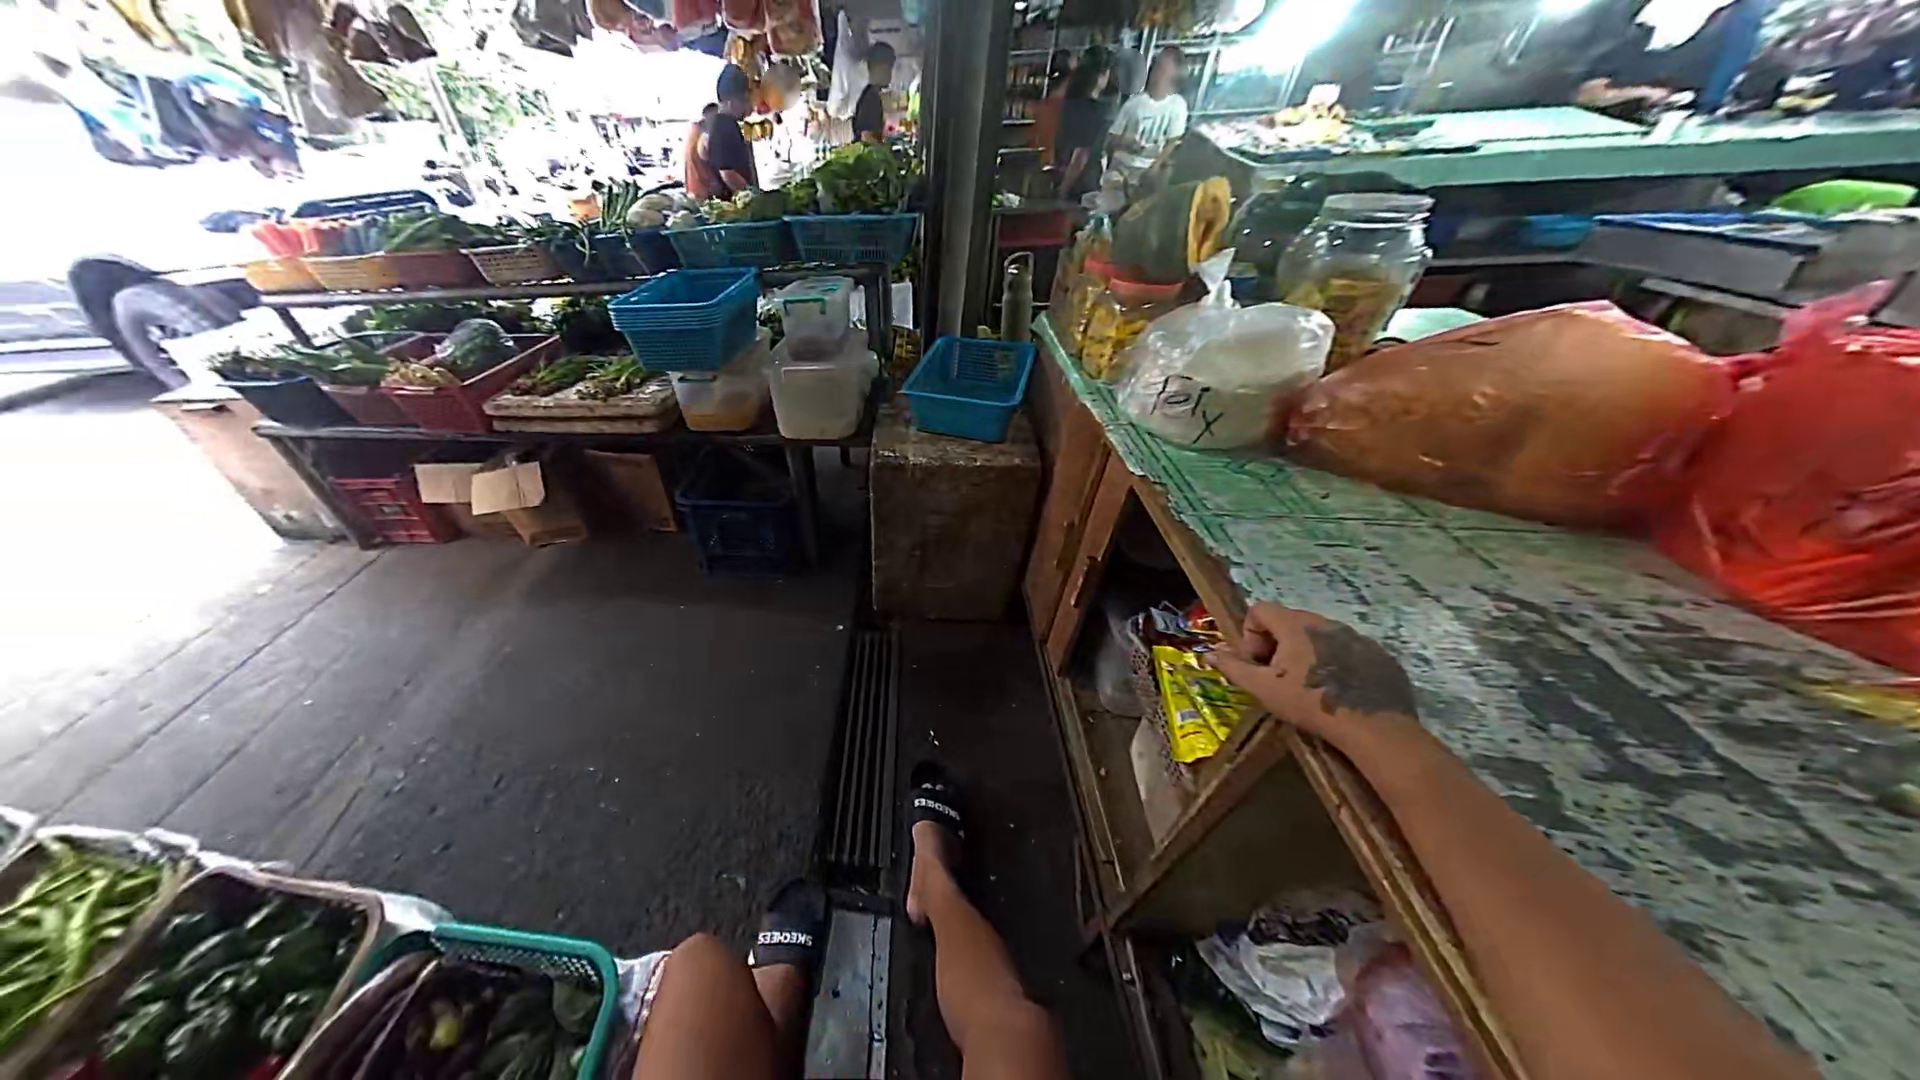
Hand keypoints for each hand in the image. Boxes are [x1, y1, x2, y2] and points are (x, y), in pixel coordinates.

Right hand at [1208, 602, 1419, 744]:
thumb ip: (1234, 667)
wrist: (1373, 728)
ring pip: (1319, 635)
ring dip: (1306, 653)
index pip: (1261, 609)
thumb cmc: (1309, 703)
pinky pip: (1347, 649)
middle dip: (1276, 643)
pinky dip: (1335, 663)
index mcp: (1296, 625)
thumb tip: (1210, 653)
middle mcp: (1326, 623)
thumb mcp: (1263, 688)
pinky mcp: (1378, 655)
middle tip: (1278, 675)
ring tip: (1307, 685)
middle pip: (1289, 621)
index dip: (1251, 633)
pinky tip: (1336, 691)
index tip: (1257, 662)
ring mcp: (1356, 637)